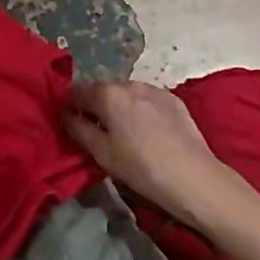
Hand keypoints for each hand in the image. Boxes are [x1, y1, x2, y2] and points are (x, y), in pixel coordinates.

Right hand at [64, 81, 243, 225]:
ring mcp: (154, 89)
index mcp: (108, 94)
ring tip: (125, 133)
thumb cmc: (141, 167)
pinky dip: (141, 110)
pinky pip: (147, 100)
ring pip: (127, 94)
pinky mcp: (173, 99)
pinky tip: (148, 132)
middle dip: (96, 107)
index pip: (77, 91)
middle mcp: (129, 83)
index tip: (69, 122)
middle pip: (103, 90)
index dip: (70, 105)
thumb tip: (67, 115)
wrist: (193, 176)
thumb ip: (79, 130)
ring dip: (119, 107)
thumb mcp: (102, 154)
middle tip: (97, 132)